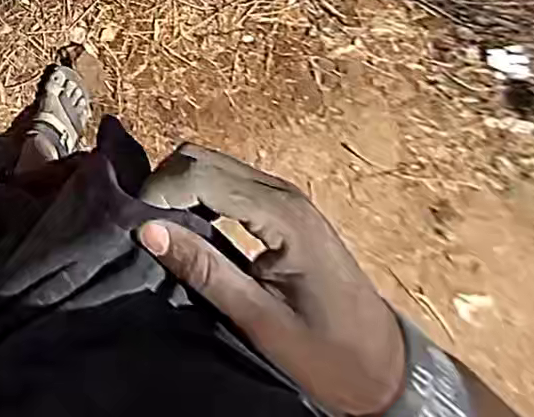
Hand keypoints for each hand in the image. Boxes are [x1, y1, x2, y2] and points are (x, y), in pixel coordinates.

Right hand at [139, 144, 405, 415]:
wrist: (394, 376)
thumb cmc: (331, 356)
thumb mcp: (263, 322)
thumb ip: (204, 270)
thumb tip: (144, 228)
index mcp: (283, 216)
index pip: (200, 175)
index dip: (160, 191)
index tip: (139, 223)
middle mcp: (281, 192)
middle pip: (199, 158)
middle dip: (163, 182)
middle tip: (146, 222)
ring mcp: (281, 193)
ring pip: (206, 160)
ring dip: (175, 183)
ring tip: (162, 222)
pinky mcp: (278, 202)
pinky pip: (220, 175)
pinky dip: (193, 188)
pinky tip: (187, 219)